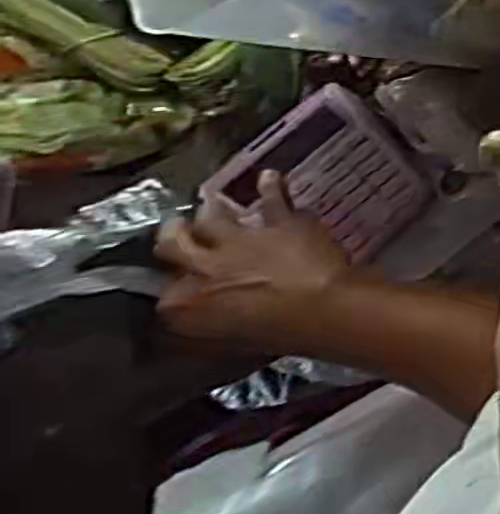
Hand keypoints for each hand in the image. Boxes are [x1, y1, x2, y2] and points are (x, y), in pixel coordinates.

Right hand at [156, 171, 350, 350]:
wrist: (321, 304)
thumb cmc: (276, 331)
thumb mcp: (220, 339)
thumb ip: (198, 323)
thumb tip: (187, 314)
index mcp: (182, 302)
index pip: (164, 287)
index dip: (176, 278)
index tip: (182, 273)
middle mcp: (203, 266)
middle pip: (173, 244)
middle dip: (172, 234)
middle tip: (175, 227)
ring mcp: (242, 239)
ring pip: (214, 218)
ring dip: (211, 210)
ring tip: (209, 202)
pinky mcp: (280, 222)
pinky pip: (273, 199)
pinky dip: (271, 185)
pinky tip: (270, 174)